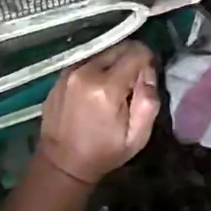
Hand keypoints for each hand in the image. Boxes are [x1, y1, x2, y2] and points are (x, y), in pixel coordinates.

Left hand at [37, 41, 159, 183]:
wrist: (62, 163)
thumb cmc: (104, 152)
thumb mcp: (137, 136)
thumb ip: (149, 100)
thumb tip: (148, 72)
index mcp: (107, 87)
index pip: (137, 52)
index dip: (148, 61)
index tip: (148, 77)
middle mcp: (86, 72)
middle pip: (119, 47)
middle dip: (132, 59)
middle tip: (134, 82)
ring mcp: (70, 71)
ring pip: (103, 51)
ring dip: (114, 62)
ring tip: (115, 85)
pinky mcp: (61, 74)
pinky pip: (88, 60)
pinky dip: (98, 67)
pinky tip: (97, 88)